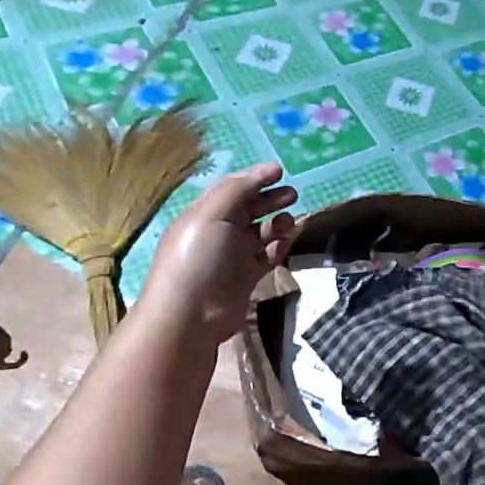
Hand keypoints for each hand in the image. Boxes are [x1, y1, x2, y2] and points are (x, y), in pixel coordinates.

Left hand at [141, 163, 297, 341]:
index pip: (233, 188)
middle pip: (249, 208)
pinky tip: (286, 243)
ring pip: (261, 233)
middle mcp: (219, 232)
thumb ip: (237, 190)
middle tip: (292, 194)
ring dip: (277, 224)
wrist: (192, 315)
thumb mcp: (212, 214)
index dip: (256, 177)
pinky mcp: (246, 278)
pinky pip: (267, 257)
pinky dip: (278, 248)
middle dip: (270, 198)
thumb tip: (263, 171)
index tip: (280, 170)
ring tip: (289, 223)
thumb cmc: (199, 257)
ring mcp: (233, 256)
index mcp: (206, 213)